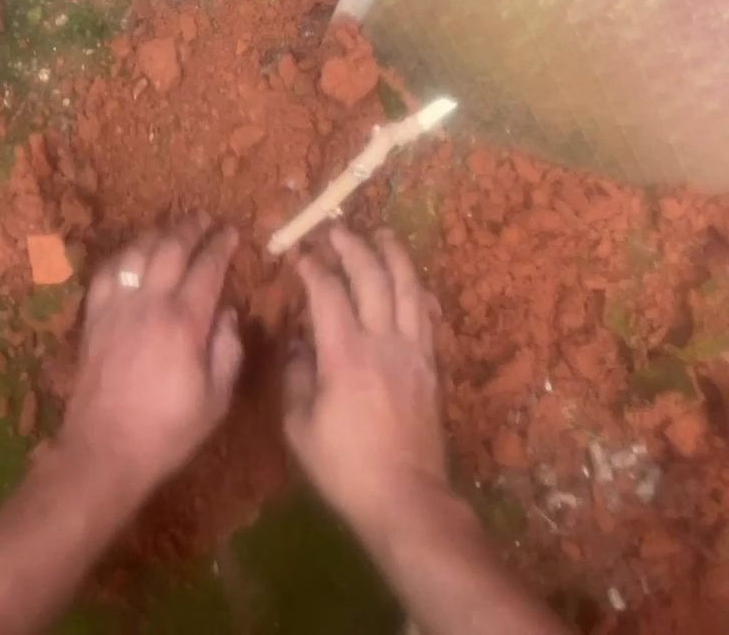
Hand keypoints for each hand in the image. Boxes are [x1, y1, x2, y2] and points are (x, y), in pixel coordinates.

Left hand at [59, 214, 243, 497]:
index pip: (207, 268)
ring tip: (172, 229)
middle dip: (191, 228)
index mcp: (184, 322)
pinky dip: (124, 256)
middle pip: (171, 248)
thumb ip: (228, 349)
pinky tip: (133, 255)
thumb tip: (227, 312)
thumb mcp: (216, 399)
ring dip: (158, 234)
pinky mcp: (94, 317)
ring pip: (137, 252)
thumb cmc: (168, 430)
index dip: (221, 245)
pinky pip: (108, 272)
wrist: (105, 450)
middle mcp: (149, 303)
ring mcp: (116, 307)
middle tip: (205, 218)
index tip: (232, 231)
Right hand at [283, 226, 447, 532]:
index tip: (300, 256)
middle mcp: (383, 342)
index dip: (312, 269)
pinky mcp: (431, 367)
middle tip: (338, 231)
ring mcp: (413, 352)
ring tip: (382, 235)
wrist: (406, 497)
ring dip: (394, 256)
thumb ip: (297, 375)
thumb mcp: (299, 425)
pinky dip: (418, 291)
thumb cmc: (344, 465)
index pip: (327, 293)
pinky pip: (428, 317)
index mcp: (345, 354)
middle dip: (353, 248)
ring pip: (408, 288)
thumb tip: (300, 342)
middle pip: (372, 277)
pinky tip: (413, 283)